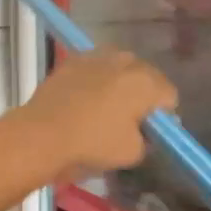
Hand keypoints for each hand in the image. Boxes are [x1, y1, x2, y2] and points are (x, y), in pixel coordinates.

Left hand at [15, 50, 176, 177]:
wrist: (41, 135)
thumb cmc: (92, 144)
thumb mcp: (132, 153)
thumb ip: (147, 140)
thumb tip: (142, 133)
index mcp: (146, 83)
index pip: (169, 96)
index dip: (163, 117)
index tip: (151, 132)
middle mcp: (125, 61)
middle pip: (146, 77)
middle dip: (143, 95)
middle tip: (129, 119)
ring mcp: (96, 57)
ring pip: (119, 68)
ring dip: (119, 83)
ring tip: (106, 107)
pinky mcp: (71, 61)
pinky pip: (94, 68)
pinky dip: (94, 80)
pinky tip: (84, 99)